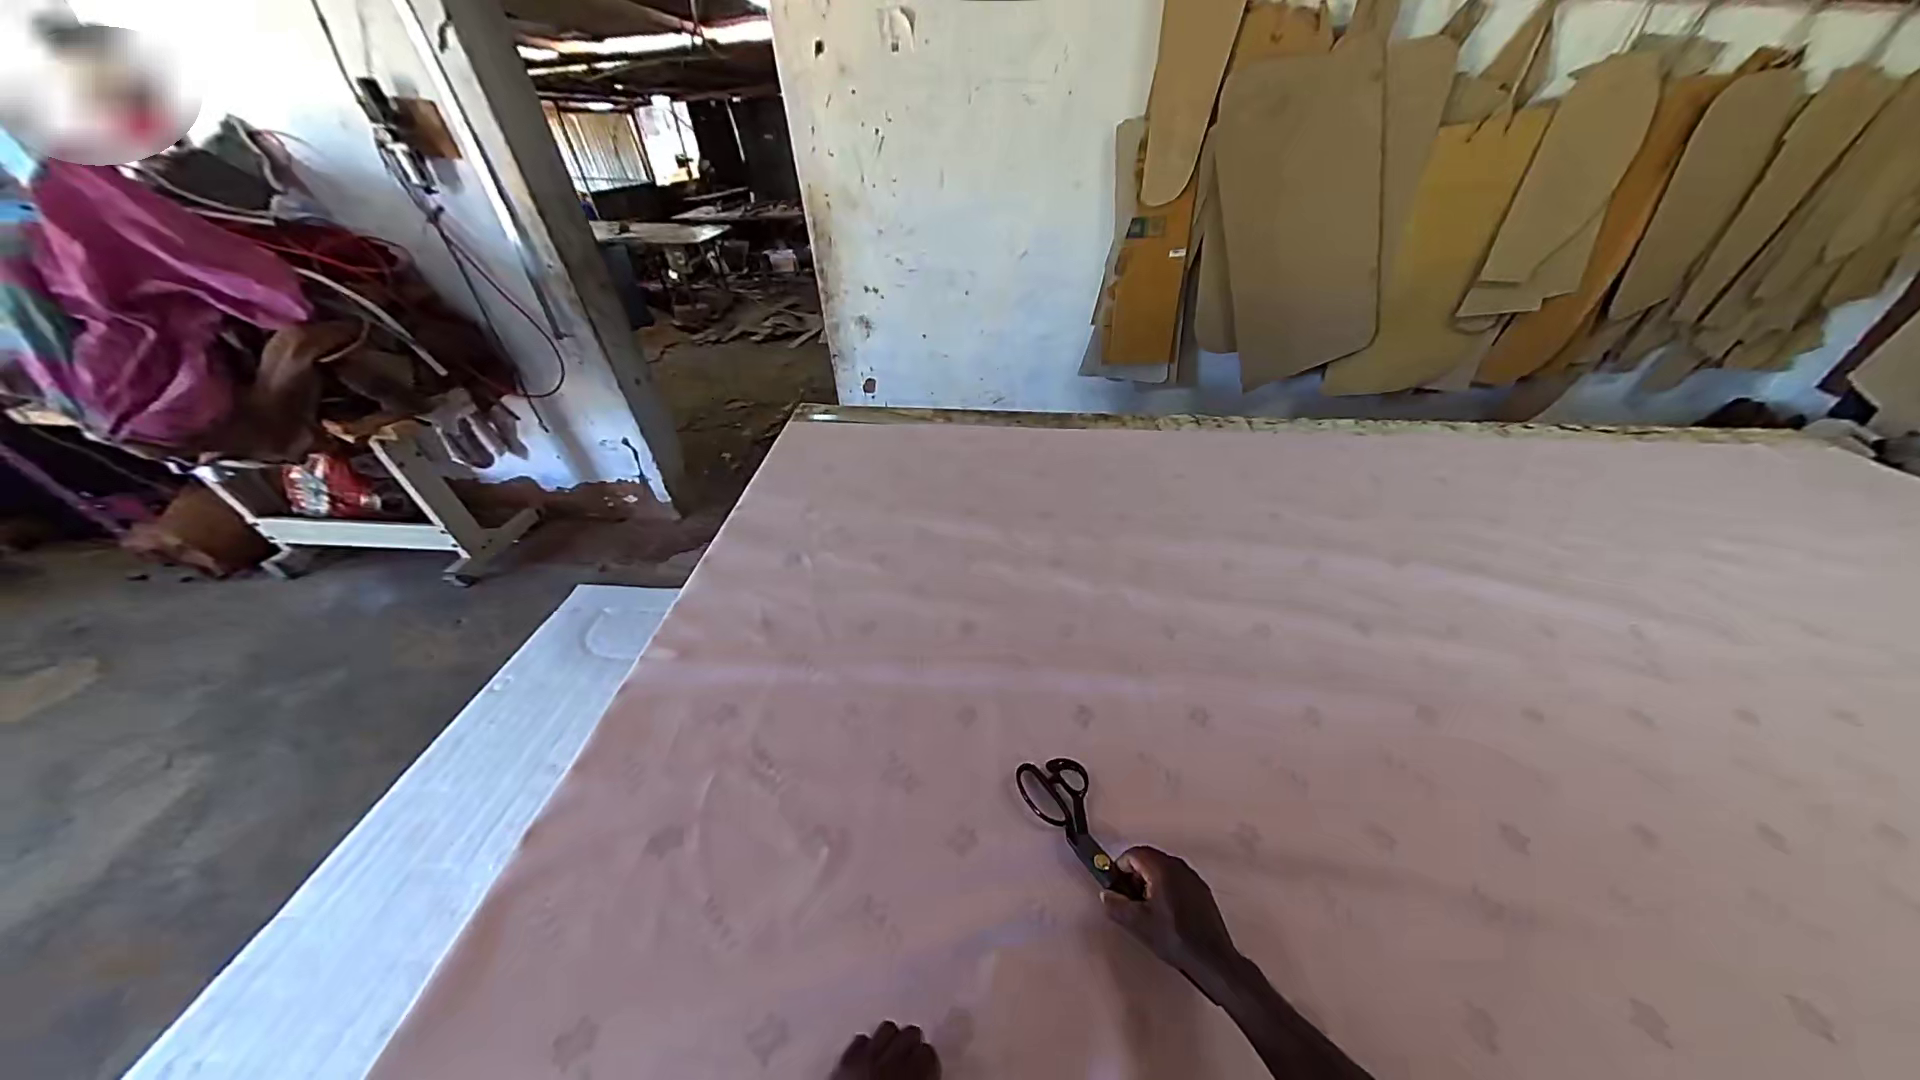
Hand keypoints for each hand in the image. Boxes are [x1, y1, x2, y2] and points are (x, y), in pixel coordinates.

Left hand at [829, 1021, 939, 1079]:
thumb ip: (922, 1077)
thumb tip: (926, 1070)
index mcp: (912, 1074)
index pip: (929, 1053)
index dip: (928, 1061)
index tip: (926, 1067)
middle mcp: (891, 1059)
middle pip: (910, 1032)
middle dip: (911, 1042)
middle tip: (910, 1056)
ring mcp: (866, 1056)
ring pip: (886, 1028)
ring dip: (889, 1039)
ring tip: (889, 1051)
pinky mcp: (844, 1059)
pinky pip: (860, 1040)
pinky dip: (865, 1046)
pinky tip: (867, 1055)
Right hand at [1100, 846, 1241, 986]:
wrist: (1210, 959)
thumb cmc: (1179, 939)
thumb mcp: (1137, 923)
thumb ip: (1116, 905)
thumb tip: (1108, 897)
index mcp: (1162, 869)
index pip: (1134, 853)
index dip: (1120, 866)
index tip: (1117, 882)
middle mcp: (1178, 867)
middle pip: (1149, 858)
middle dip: (1135, 874)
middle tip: (1129, 894)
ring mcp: (1192, 878)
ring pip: (1163, 868)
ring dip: (1151, 881)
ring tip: (1147, 907)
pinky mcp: (1201, 890)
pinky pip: (1178, 879)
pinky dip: (1167, 887)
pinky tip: (1166, 912)